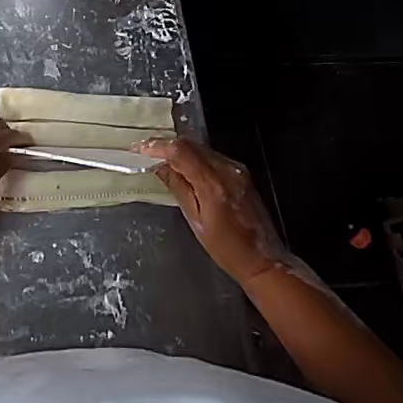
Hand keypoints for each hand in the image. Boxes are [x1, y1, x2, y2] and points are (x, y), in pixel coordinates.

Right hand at [143, 138, 290, 284]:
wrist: (263, 258)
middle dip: (166, 144)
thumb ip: (179, 188)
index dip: (158, 146)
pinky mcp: (241, 171)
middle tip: (144, 151)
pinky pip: (212, 156)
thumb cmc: (227, 249)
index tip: (139, 148)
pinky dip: (194, 157)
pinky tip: (183, 165)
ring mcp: (237, 168)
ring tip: (159, 157)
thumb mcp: (196, 221)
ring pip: (201, 148)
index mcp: (214, 184)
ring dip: (180, 149)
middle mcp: (227, 169)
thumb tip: (159, 167)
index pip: (181, 151)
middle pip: (191, 144)